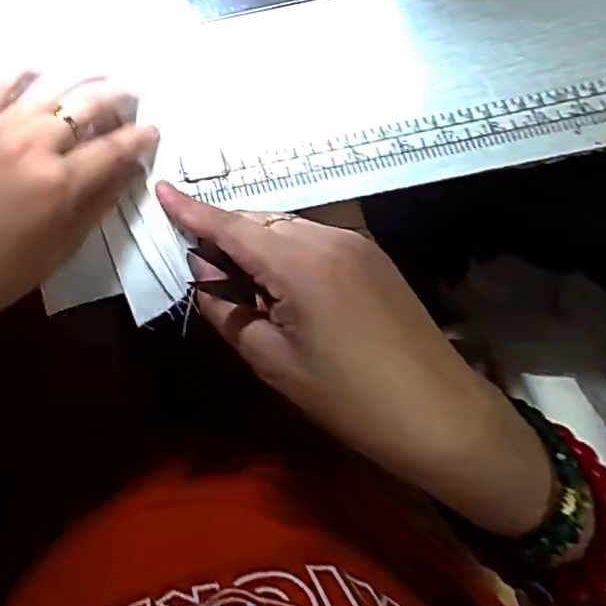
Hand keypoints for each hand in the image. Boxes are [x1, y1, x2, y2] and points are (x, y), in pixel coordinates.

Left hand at [0, 73, 156, 357]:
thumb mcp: (61, 247)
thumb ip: (99, 201)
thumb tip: (129, 168)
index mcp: (58, 182)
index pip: (115, 146)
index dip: (141, 136)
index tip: (154, 130)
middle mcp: (32, 143)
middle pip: (89, 103)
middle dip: (120, 95)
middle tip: (134, 95)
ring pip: (51, 83)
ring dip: (82, 76)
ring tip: (100, 76)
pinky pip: (0, 83)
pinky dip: (24, 73)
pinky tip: (41, 75)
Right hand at [157, 183, 554, 535]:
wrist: (443, 415)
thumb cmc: (349, 398)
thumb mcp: (273, 361)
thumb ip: (226, 309)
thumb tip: (201, 273)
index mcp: (298, 262)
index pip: (230, 225)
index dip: (192, 209)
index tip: (162, 189)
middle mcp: (325, 236)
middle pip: (257, 220)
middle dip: (224, 232)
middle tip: (200, 264)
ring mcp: (353, 241)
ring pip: (285, 225)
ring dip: (256, 241)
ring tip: (241, 278)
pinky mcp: (370, 253)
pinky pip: (311, 235)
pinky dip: (285, 247)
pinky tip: (282, 280)